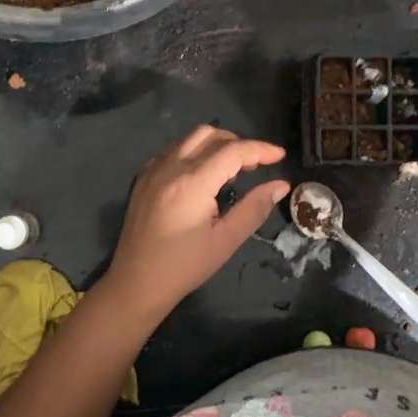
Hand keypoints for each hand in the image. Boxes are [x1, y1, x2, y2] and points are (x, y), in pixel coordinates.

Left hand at [100, 127, 289, 318]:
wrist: (137, 282)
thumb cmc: (184, 266)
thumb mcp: (226, 240)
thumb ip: (254, 208)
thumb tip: (280, 185)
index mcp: (192, 182)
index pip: (233, 151)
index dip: (260, 149)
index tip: (280, 156)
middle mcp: (169, 167)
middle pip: (208, 134)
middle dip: (237, 142)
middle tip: (254, 165)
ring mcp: (152, 171)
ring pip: (188, 139)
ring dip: (214, 145)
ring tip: (231, 171)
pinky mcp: (142, 180)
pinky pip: (171, 151)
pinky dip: (192, 153)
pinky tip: (202, 176)